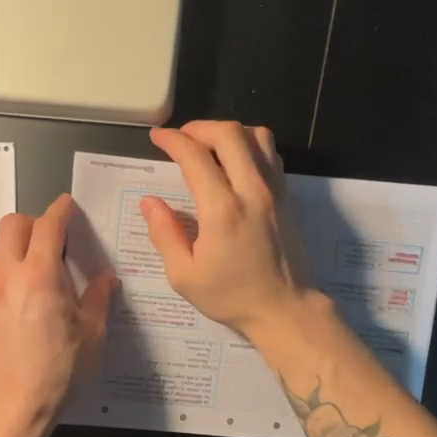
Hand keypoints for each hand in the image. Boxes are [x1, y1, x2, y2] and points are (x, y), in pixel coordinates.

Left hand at [0, 194, 116, 436]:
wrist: (11, 406)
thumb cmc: (58, 373)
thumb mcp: (91, 336)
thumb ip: (98, 299)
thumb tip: (106, 277)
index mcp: (40, 277)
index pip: (48, 226)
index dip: (60, 211)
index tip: (68, 206)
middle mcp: (7, 276)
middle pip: (12, 225)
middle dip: (33, 223)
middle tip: (53, 239)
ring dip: (17, 246)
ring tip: (38, 269)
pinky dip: (6, 271)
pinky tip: (22, 297)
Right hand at [143, 121, 309, 339]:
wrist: (283, 309)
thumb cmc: (231, 296)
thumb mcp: (184, 276)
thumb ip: (165, 235)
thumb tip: (150, 203)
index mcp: (221, 209)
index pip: (194, 156)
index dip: (172, 140)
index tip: (157, 138)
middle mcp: (251, 190)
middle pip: (229, 134)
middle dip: (200, 127)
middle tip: (182, 138)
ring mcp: (274, 190)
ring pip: (257, 136)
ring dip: (229, 133)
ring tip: (210, 146)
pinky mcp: (286, 197)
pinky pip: (271, 154)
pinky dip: (251, 146)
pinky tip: (236, 163)